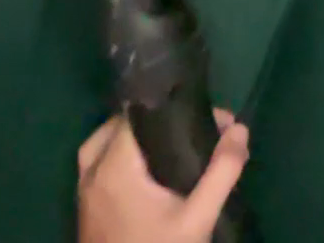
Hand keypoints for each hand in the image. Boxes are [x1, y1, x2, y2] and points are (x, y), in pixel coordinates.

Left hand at [77, 109, 249, 242]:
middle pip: (116, 127)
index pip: (136, 114)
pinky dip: (117, 157)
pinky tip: (147, 171)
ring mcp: (84, 197)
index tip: (206, 115)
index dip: (172, 107)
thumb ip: (223, 170)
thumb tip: (239, 129)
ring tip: (167, 144)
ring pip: (100, 147)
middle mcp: (93, 176)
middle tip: (189, 127)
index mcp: (115, 169)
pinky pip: (96, 168)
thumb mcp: (199, 216)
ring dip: (130, 138)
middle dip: (151, 118)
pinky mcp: (85, 214)